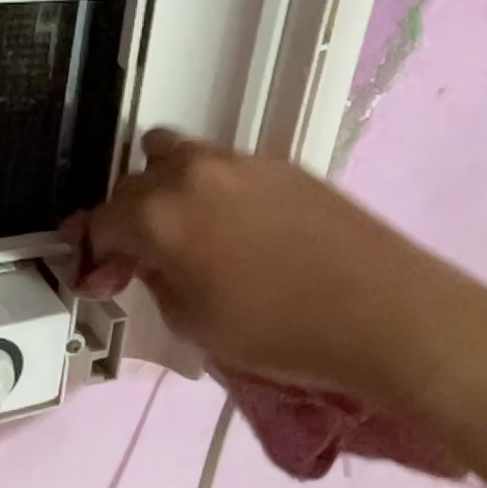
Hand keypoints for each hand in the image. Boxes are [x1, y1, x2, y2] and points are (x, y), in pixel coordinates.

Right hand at [70, 128, 486, 404]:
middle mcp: (187, 173)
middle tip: (136, 260)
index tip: (97, 281)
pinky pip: (218, 164)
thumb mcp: (196, 324)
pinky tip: (232, 226)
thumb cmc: (285, 333)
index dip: (92, 255)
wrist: (394, 317)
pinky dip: (206, 187)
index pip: (100, 223)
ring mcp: (235, 160)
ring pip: (171, 154)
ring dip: (160, 186)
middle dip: (123, 220)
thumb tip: (141, 262)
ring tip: (180, 225)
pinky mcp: (277, 161)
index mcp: (157, 214)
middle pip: (130, 183)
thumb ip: (154, 281)